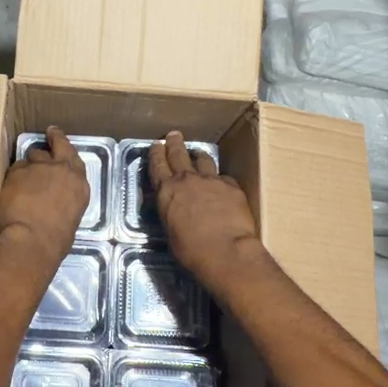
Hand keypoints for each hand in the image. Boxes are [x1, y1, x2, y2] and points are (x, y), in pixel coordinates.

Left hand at [0, 126, 88, 260]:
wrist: (32, 239)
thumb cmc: (55, 241)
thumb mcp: (70, 218)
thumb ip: (65, 201)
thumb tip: (55, 203)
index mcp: (79, 184)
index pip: (75, 158)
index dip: (67, 149)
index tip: (61, 141)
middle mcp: (61, 170)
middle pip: (58, 145)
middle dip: (54, 138)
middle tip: (49, 133)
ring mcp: (39, 167)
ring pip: (33, 154)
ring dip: (30, 163)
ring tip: (23, 175)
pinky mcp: (17, 170)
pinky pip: (15, 167)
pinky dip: (14, 175)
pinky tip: (9, 188)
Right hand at [148, 131, 260, 283]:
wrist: (227, 251)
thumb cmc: (192, 251)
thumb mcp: (170, 232)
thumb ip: (171, 213)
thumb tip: (174, 210)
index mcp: (167, 192)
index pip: (157, 165)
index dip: (156, 154)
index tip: (156, 145)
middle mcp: (187, 180)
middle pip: (179, 154)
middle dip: (174, 144)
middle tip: (174, 135)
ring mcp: (211, 180)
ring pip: (204, 160)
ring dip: (199, 156)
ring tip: (199, 155)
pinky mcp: (232, 186)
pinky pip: (224, 177)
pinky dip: (220, 179)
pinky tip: (223, 185)